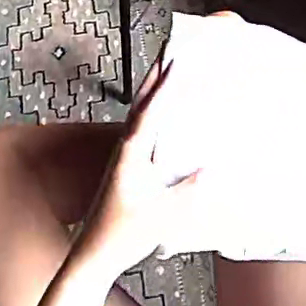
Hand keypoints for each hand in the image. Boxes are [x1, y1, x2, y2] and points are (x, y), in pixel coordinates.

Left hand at [74, 64, 203, 274]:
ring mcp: (123, 156)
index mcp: (130, 153)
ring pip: (139, 114)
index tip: (176, 62)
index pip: (150, 111)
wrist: (94, 255)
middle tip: (167, 51)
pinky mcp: (126, 166)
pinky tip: (164, 115)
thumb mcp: (164, 214)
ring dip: (151, 91)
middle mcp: (124, 148)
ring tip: (166, 72)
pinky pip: (142, 129)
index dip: (164, 86)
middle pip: (140, 103)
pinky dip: (152, 112)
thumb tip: (211, 167)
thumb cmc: (124, 234)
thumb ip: (189, 190)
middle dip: (154, 75)